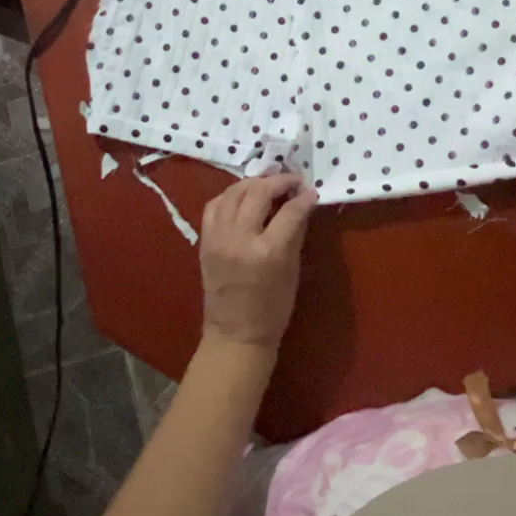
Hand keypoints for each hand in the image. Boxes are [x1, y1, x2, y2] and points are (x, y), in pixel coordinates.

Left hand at [199, 174, 317, 350]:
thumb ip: (295, 233)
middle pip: (259, 192)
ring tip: (268, 184)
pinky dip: (230, 196)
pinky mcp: (204, 240)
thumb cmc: (273, 308)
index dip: (304, 197)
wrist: (235, 334)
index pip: (290, 211)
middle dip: (279, 181)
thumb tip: (302, 204)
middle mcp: (240, 238)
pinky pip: (214, 205)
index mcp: (268, 251)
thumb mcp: (292, 270)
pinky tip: (242, 198)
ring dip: (253, 183)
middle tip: (292, 181)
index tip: (311, 192)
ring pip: (233, 192)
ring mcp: (218, 237)